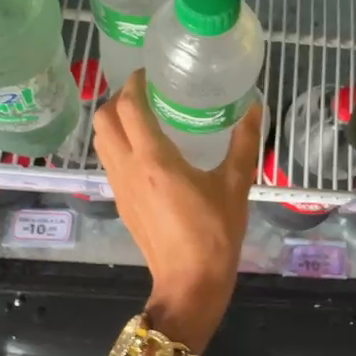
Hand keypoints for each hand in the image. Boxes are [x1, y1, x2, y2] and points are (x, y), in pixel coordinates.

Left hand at [92, 69, 263, 349]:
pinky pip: (110, 160)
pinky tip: (147, 148)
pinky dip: (118, 143)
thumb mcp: (235, 184)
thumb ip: (244, 142)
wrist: (190, 284)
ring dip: (114, 120)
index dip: (134, 82)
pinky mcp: (122, 202)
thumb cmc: (214, 233)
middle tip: (146, 91)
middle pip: (104, 119)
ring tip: (145, 115)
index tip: (150, 71)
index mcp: (154, 160)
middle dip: (119, 98)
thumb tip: (254, 107)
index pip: (129, 107)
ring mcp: (120, 187)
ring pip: (101, 140)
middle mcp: (129, 168)